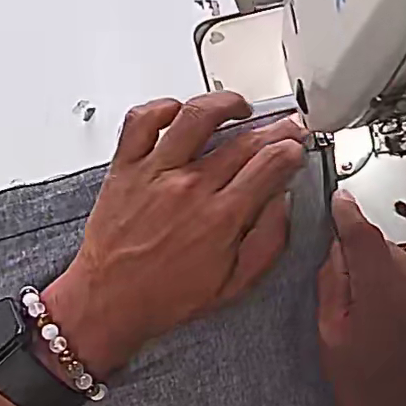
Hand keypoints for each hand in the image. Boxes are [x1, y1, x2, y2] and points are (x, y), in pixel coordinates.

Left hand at [43, 92, 305, 375]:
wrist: (110, 301)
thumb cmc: (165, 297)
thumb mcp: (233, 285)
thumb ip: (267, 243)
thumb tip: (282, 205)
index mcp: (220, 218)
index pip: (270, 164)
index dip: (291, 149)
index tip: (295, 148)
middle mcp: (189, 189)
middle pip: (244, 139)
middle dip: (274, 129)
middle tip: (282, 129)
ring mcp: (155, 173)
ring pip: (197, 116)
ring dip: (226, 103)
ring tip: (239, 108)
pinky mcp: (125, 168)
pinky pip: (142, 121)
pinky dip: (162, 107)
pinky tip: (179, 112)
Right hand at [317, 188, 405, 405]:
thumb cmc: (373, 398)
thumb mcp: (330, 339)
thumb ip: (333, 285)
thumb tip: (338, 251)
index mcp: (383, 292)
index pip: (362, 233)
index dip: (347, 214)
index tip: (341, 202)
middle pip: (387, 250)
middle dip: (369, 264)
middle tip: (354, 300)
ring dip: (394, 283)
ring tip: (383, 326)